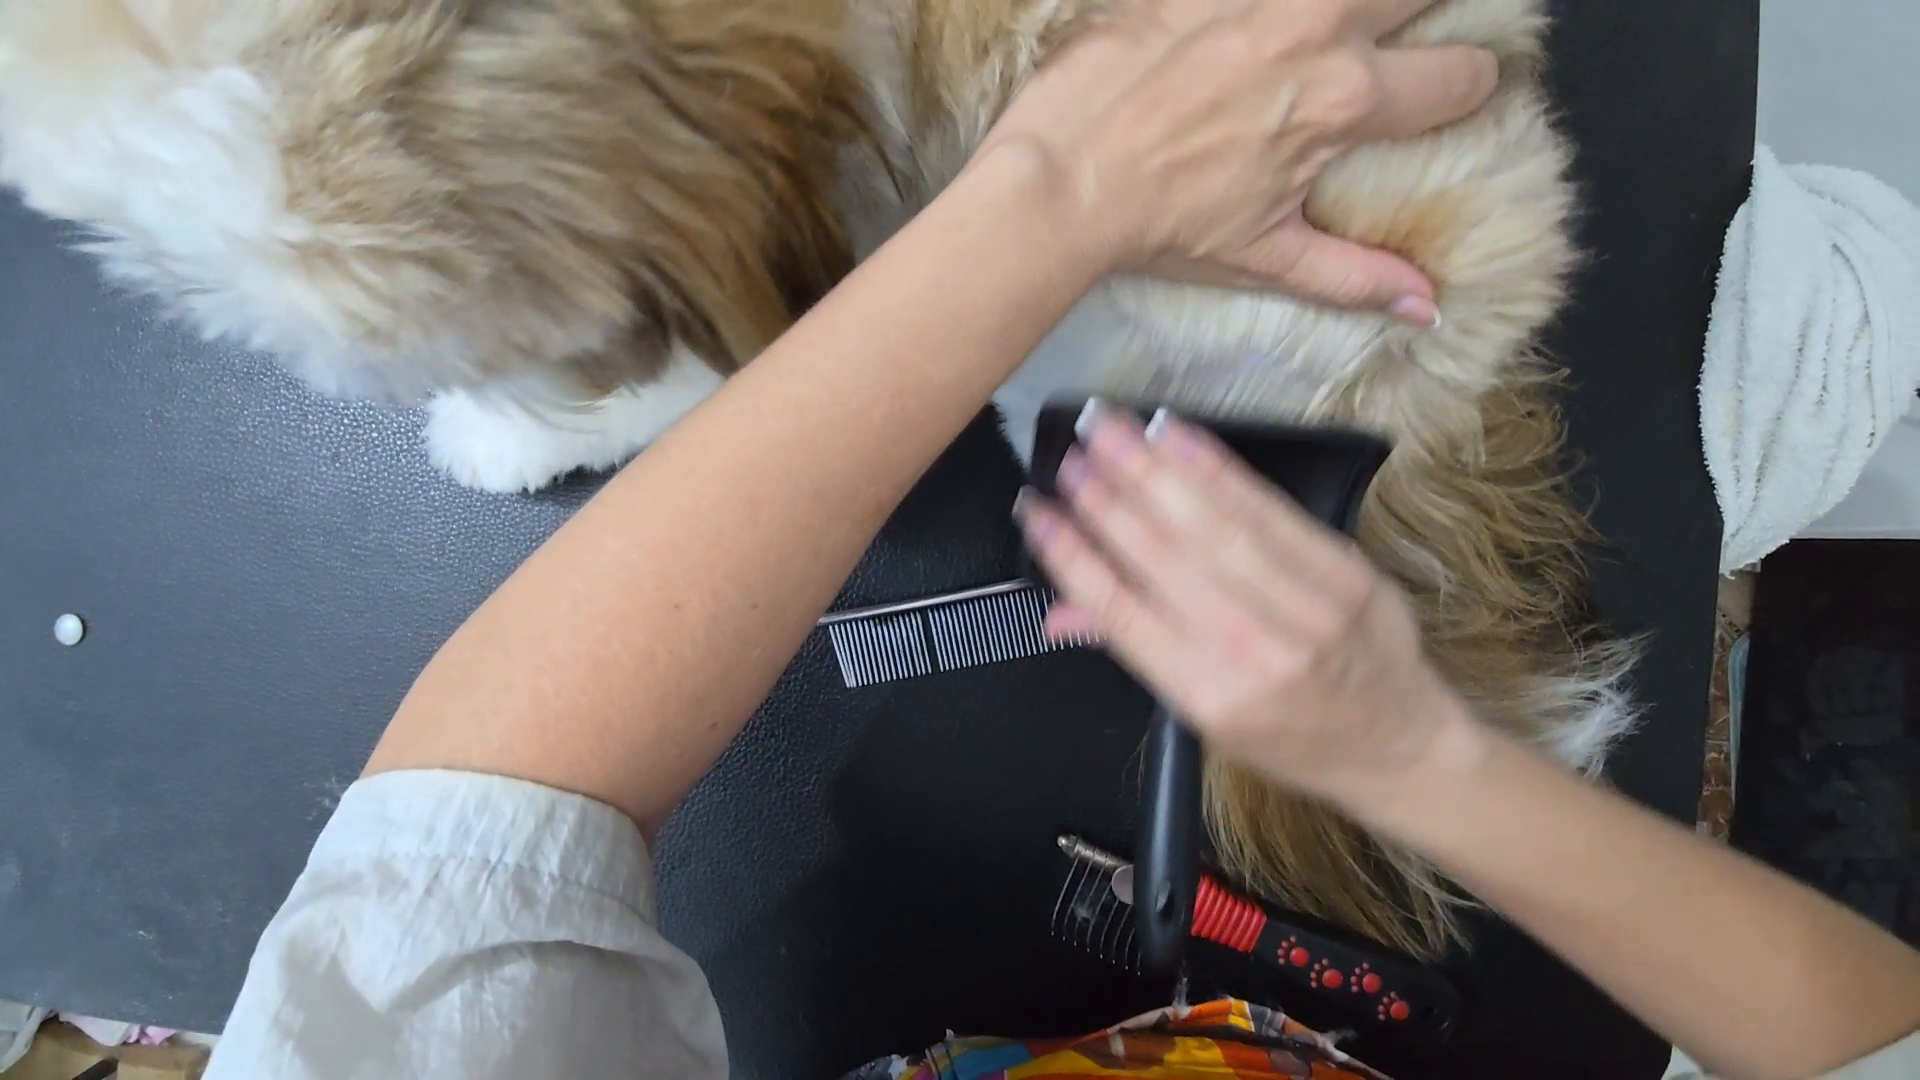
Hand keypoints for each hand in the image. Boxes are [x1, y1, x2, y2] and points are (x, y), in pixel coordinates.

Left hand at [976, 0, 1498, 324]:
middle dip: (1429, 8)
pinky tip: (1247, 29)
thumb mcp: (1262, 260)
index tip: (1444, 100)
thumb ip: (1352, 276)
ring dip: (1351, 2)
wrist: (1059, 181)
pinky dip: (1262, 5)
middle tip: (1394, 38)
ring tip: (1325, 33)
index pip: (1457, 79)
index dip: (1463, 91)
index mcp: (1341, 101)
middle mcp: (1316, 23)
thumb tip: (1426, 306)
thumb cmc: (1156, 228)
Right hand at [1013, 405, 1478, 803]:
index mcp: (1206, 691)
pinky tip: (1178, 436)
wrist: (1399, 746)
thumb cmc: (1289, 737)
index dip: (1072, 555)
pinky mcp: (1343, 569)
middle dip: (1108, 499)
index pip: (1119, 611)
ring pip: (1211, 525)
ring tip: (1110, 431)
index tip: (1037, 511)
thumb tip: (1059, 615)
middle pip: (1162, 558)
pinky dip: (1217, 468)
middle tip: (1071, 454)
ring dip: (1153, 471)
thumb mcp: (1202, 716)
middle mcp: (1253, 648)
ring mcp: (1305, 605)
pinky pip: (1268, 509)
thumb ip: (1132, 651)